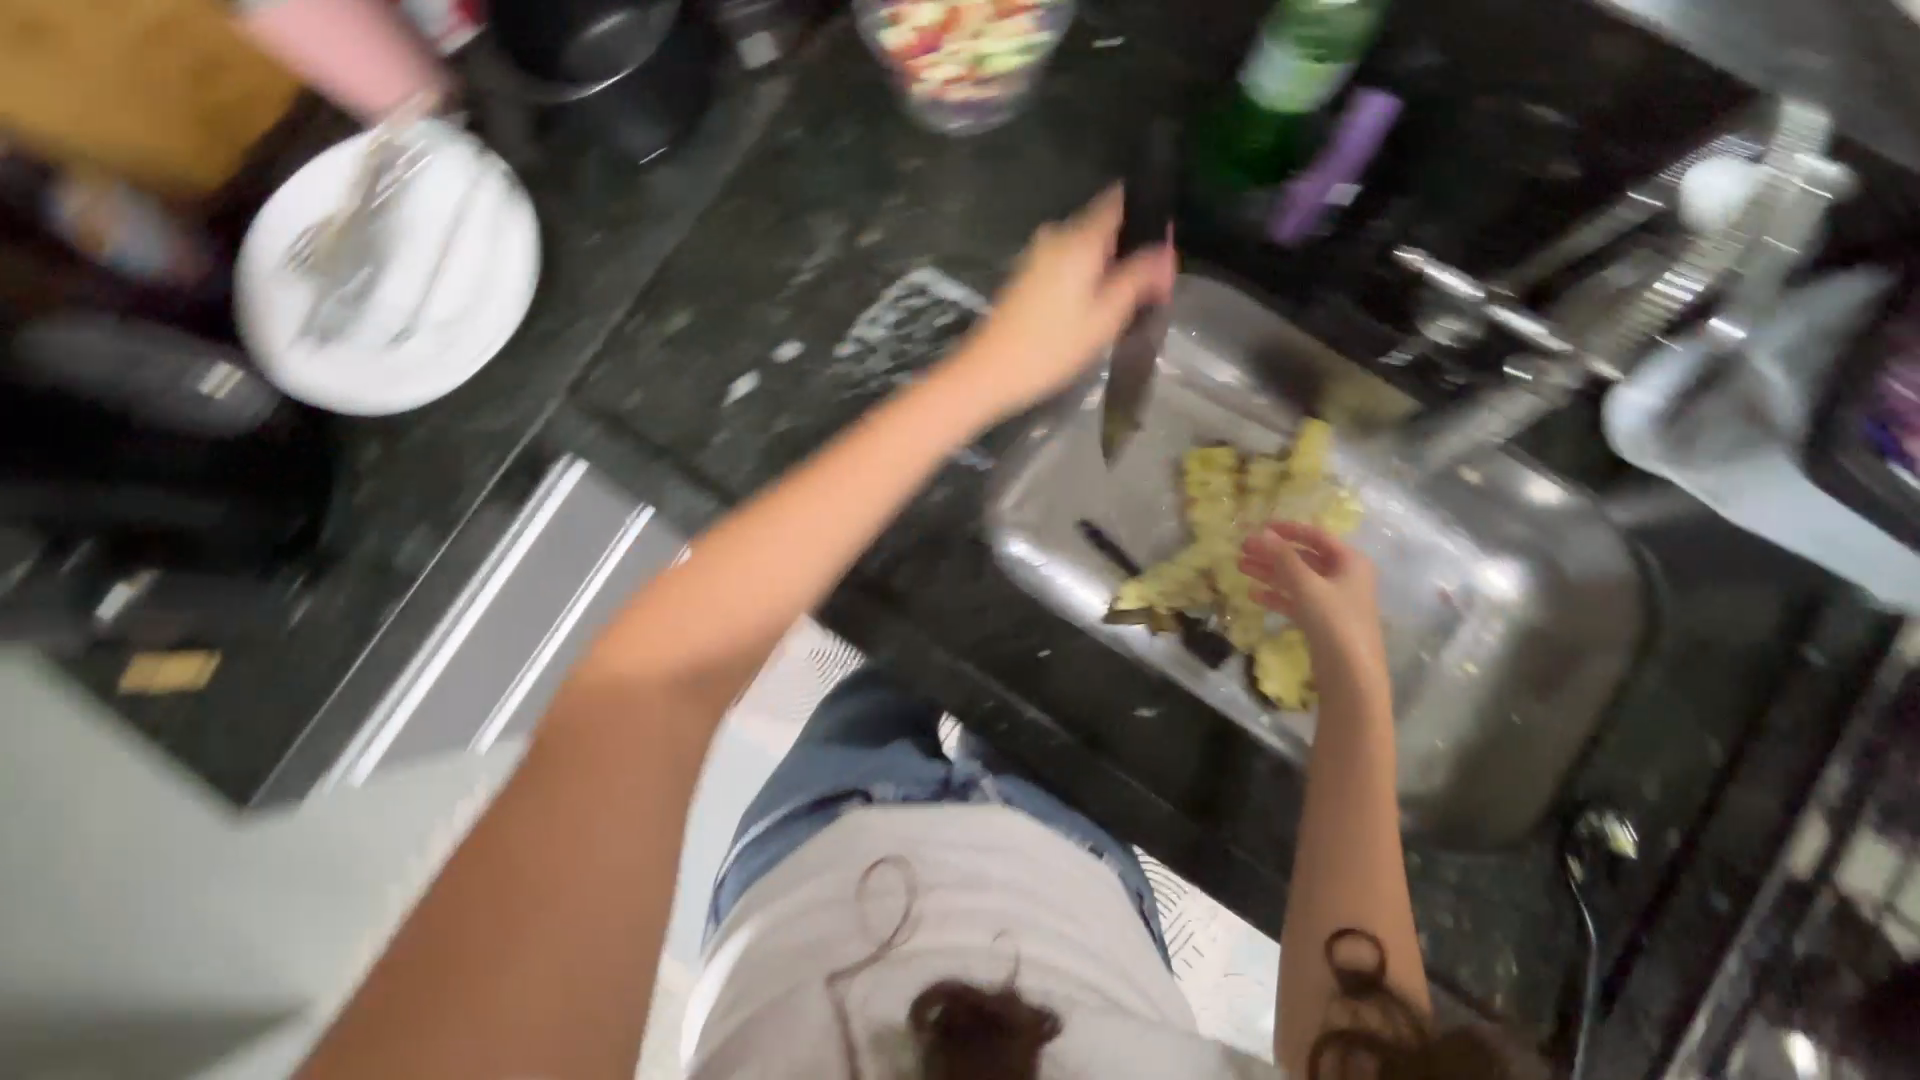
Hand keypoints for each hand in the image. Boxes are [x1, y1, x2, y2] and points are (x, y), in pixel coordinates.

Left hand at [940, 185, 1176, 419]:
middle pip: (1105, 227)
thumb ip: (1140, 278)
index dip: (1149, 217)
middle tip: (1156, 286)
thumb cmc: (1051, 347)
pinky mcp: (1028, 275)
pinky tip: (1098, 309)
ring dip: (1110, 268)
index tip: (1166, 244)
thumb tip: (1167, 253)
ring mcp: (1038, 255)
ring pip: (1087, 249)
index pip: (1120, 201)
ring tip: (1131, 303)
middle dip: (1132, 250)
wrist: (989, 372)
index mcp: (1079, 238)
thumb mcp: (1106, 317)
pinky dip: (1088, 279)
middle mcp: (1057, 236)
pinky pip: (1070, 264)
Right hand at [1240, 522, 1386, 675]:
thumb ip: (1282, 557)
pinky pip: (1296, 601)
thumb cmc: (1334, 620)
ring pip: (1297, 580)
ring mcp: (1333, 601)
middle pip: (1304, 558)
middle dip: (1273, 553)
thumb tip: (1260, 534)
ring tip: (1241, 568)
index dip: (1289, 529)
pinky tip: (1253, 594)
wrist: (1351, 673)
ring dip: (1270, 573)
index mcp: (1350, 561)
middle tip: (1243, 549)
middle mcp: (1344, 577)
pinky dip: (1277, 596)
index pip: (1317, 536)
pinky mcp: (1322, 622)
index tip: (1260, 526)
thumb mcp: (1306, 584)